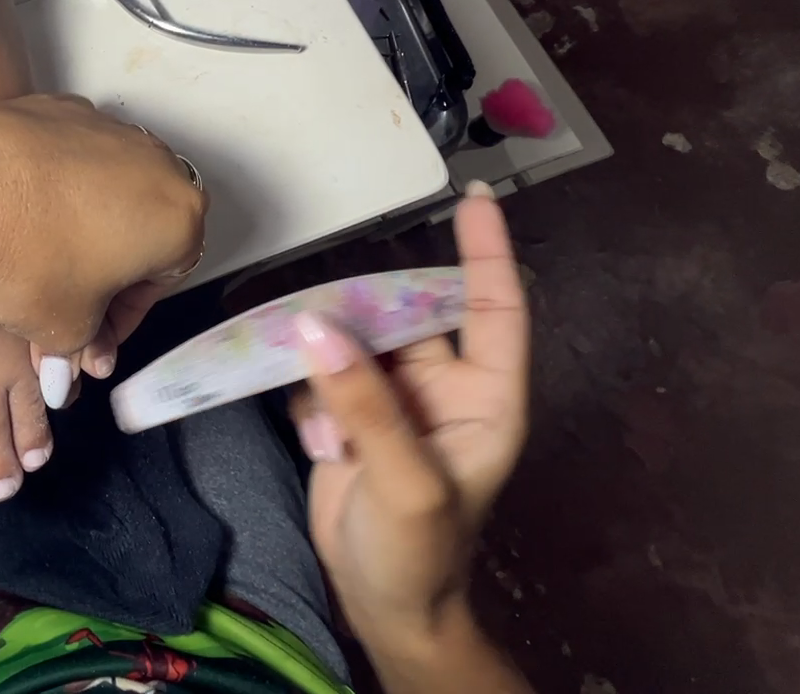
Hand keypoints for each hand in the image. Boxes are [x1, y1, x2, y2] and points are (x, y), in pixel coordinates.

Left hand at [0, 94, 206, 353]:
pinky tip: (12, 217)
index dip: (125, 316)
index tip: (93, 334)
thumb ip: (82, 347)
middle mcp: (152, 161)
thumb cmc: (15, 255)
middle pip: (141, 228)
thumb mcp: (62, 328)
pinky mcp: (54, 108)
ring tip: (33, 263)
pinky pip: (67, 159)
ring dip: (80, 230)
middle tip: (66, 305)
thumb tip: (70, 357)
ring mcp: (101, 126)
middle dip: (106, 273)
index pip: (166, 278)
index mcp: (179, 215)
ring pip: (105, 190)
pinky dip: (51, 189)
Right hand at [287, 183, 528, 654]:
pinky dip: (306, 395)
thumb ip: (363, 402)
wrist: (380, 601)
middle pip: (401, 313)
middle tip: (323, 312)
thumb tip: (313, 326)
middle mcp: (437, 385)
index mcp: (484, 396)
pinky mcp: (344, 410)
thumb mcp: (404, 481)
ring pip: (348, 337)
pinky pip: (317, 370)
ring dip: (323, 357)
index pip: (493, 307)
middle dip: (362, 308)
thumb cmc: (421, 552)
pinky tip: (319, 443)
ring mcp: (386, 396)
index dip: (486, 252)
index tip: (475, 199)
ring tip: (320, 405)